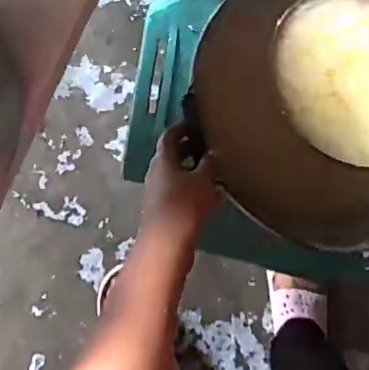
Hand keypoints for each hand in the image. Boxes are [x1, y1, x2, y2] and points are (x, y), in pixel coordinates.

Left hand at [140, 124, 218, 239]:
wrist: (166, 245)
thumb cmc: (184, 204)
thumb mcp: (203, 180)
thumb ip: (209, 164)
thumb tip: (212, 153)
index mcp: (163, 158)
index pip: (169, 135)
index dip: (181, 127)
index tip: (195, 124)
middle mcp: (156, 171)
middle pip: (171, 154)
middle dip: (188, 148)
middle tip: (207, 145)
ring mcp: (157, 192)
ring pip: (175, 174)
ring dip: (190, 170)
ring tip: (212, 170)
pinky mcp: (162, 210)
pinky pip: (177, 191)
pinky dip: (190, 188)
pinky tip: (208, 195)